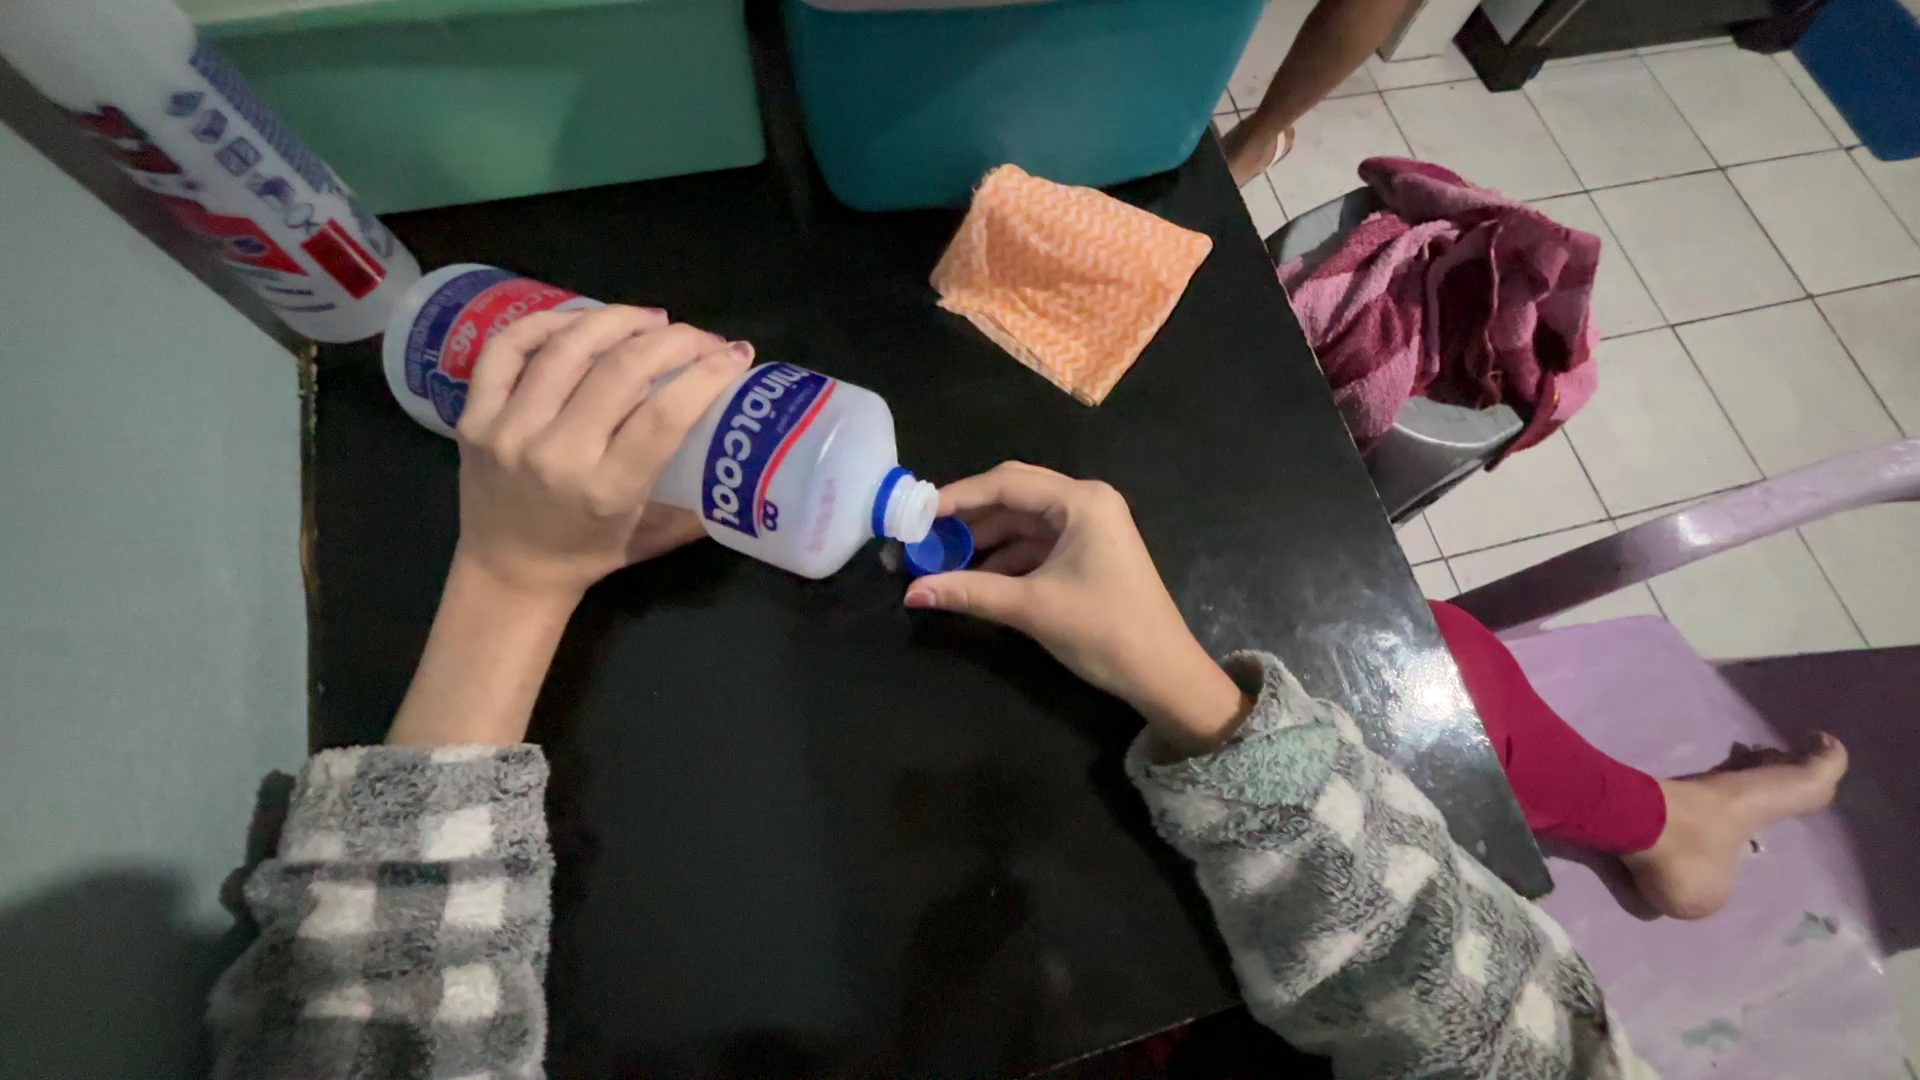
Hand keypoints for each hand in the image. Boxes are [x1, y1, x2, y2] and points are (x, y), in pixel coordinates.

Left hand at [452, 305, 751, 604]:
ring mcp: (509, 430)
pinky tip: (584, 320)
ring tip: (652, 319)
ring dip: (619, 320)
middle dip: (674, 340)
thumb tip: (746, 455)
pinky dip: (549, 323)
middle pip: (623, 370)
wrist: (507, 574)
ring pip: (567, 348)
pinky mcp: (475, 415)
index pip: (665, 415)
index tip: (735, 354)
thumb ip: (700, 502)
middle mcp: (558, 454)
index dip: (706, 374)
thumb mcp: (655, 536)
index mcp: (608, 489)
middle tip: (699, 337)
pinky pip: (508, 348)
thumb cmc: (591, 556)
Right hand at [903, 463, 1250, 756]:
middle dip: (968, 516)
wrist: (1163, 675)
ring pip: (1022, 521)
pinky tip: (975, 578)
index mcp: (1081, 501)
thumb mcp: (1031, 608)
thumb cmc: (1104, 631)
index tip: (916, 515)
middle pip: (1014, 495)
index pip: (1006, 483)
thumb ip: (969, 592)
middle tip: (924, 534)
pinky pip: (1036, 544)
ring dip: (984, 540)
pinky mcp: (1087, 552)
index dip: (957, 497)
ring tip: (941, 560)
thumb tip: (910, 594)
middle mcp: (1086, 502)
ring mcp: (1088, 527)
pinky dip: (1005, 558)